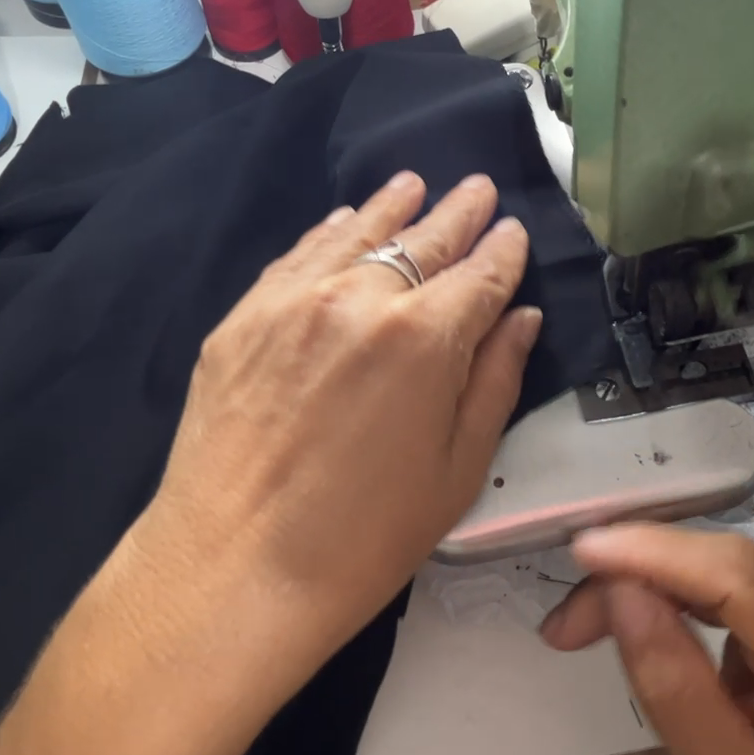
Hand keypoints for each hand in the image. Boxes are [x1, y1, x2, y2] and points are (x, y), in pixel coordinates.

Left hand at [0, 173, 541, 754]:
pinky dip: (329, 232)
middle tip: (479, 187)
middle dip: (459, 213)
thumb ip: (494, 381)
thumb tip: (520, 317)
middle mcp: (361, 298)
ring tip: (415, 184)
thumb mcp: (457, 470)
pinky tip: (344, 221)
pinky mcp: (243, 317)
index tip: (514, 231)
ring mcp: (294, 301)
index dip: (504, 252)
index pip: (480, 275)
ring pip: (356, 233)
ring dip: (393, 206)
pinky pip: (297, 256)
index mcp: (426, 337)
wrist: (233, 570)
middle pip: (423, 240)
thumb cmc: (365, 537)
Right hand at [539, 525, 753, 754]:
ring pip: (712, 562)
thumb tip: (621, 589)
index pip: (739, 577)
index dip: (658, 552)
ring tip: (579, 625)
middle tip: (563, 628)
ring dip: (641, 580)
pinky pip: (720, 574)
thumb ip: (674, 687)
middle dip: (633, 575)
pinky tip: (628, 609)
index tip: (582, 550)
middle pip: (720, 564)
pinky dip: (666, 586)